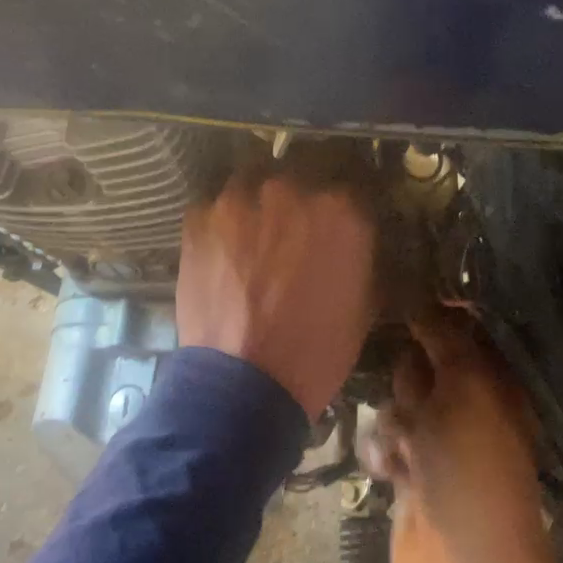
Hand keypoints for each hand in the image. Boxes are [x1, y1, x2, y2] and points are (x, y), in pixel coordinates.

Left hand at [175, 164, 377, 418]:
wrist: (242, 384)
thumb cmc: (315, 352)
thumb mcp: (363, 304)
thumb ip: (359, 254)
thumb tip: (353, 235)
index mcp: (341, 210)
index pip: (347, 186)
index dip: (339, 206)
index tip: (333, 221)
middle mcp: (290, 190)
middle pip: (296, 178)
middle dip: (294, 200)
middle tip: (289, 230)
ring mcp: (239, 199)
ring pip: (250, 184)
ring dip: (254, 204)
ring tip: (250, 237)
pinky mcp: (198, 216)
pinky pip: (214, 206)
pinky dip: (220, 223)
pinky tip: (221, 251)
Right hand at [361, 319, 562, 562]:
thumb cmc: (473, 468)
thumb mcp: (467, 390)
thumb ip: (445, 340)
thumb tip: (423, 298)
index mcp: (495, 386)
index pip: (461, 334)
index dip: (434, 316)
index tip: (398, 295)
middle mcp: (467, 408)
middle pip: (420, 367)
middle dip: (406, 378)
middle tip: (411, 397)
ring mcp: (436, 444)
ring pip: (394, 404)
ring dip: (391, 422)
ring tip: (401, 449)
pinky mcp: (407, 474)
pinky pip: (382, 442)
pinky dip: (382, 454)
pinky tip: (389, 472)